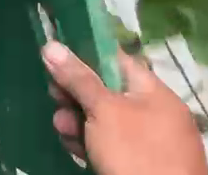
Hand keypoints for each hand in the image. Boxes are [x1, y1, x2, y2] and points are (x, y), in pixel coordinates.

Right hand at [44, 42, 207, 174]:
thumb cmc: (137, 154)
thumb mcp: (103, 111)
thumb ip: (77, 77)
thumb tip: (51, 45)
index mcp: (156, 95)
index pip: (115, 59)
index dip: (83, 53)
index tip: (54, 58)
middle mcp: (155, 114)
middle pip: (103, 89)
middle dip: (73, 93)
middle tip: (54, 98)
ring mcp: (148, 141)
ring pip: (101, 117)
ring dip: (75, 119)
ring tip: (62, 129)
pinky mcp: (138, 163)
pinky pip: (107, 140)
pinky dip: (88, 140)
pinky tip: (74, 147)